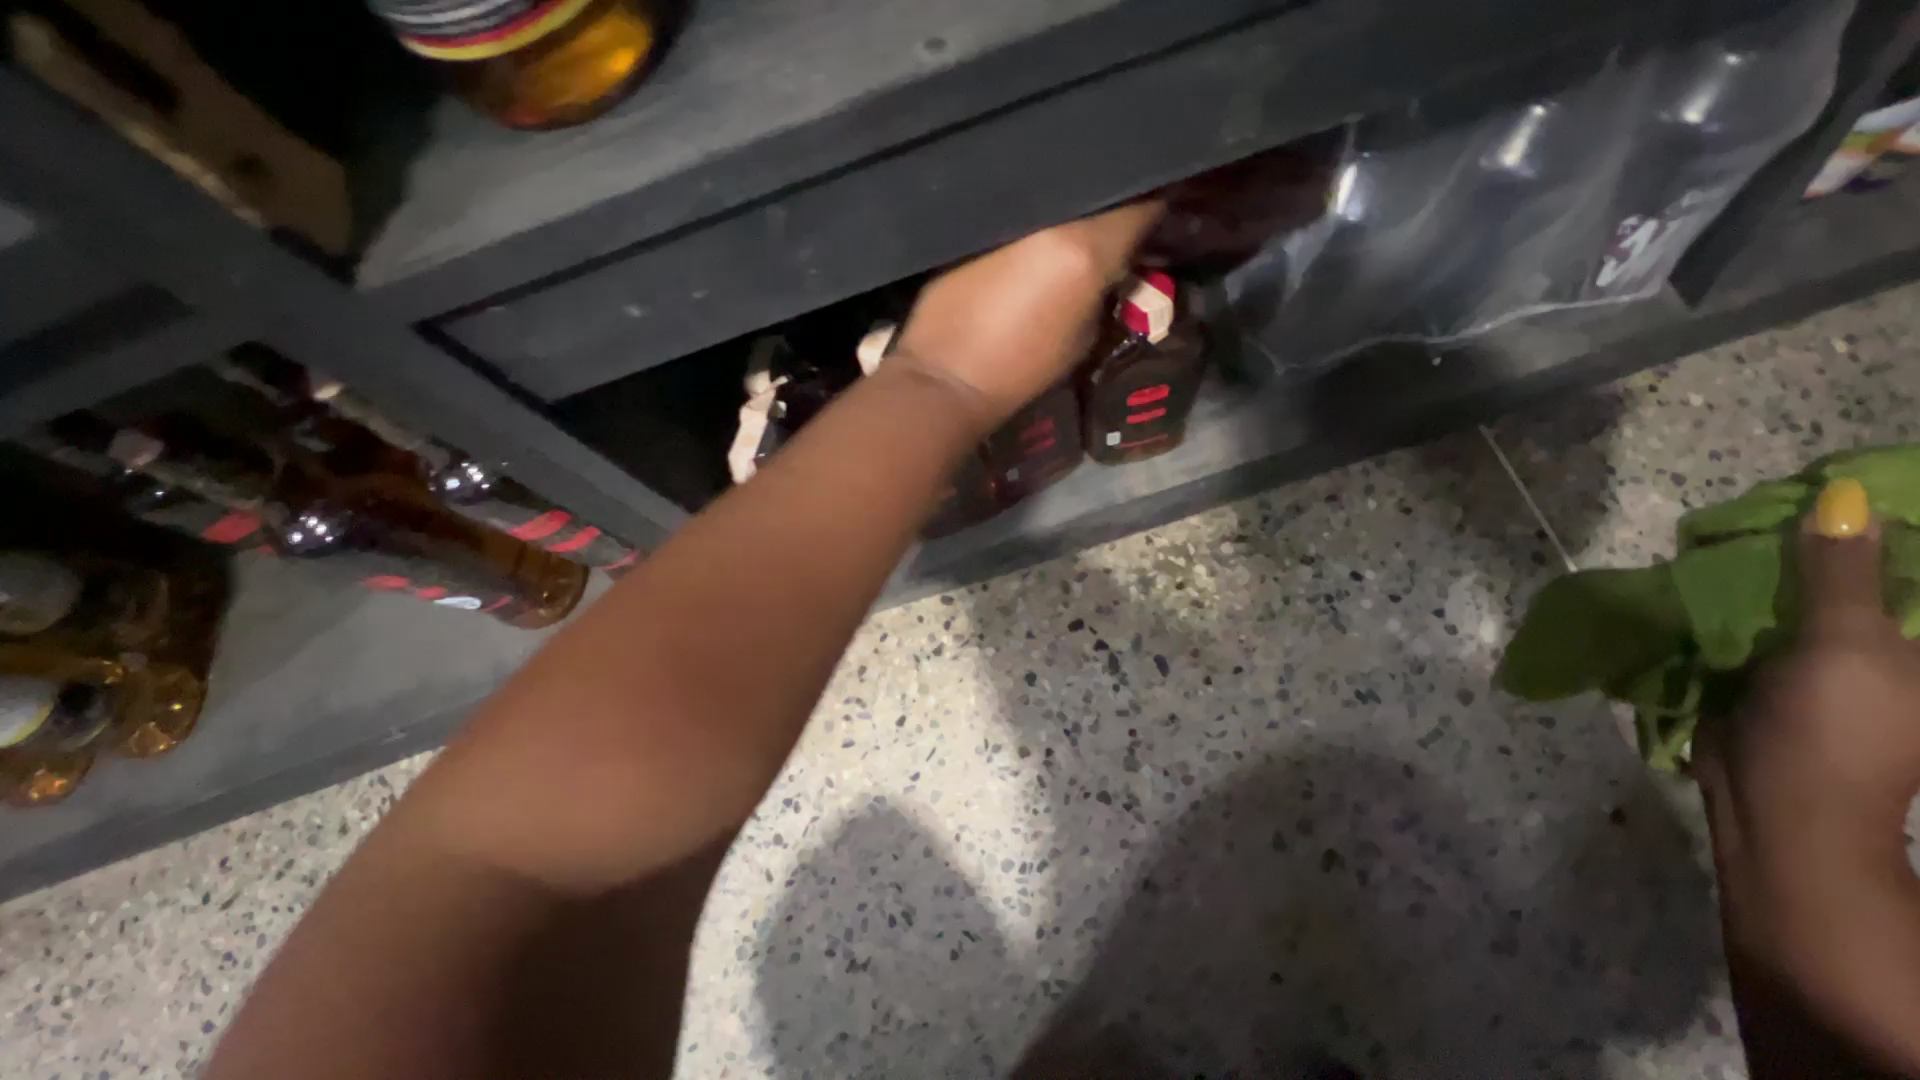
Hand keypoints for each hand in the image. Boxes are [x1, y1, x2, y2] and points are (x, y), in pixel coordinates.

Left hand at [893, 200, 1165, 433]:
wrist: (947, 376)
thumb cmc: (1022, 369)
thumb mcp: (1085, 333)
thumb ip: (1106, 288)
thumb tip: (1115, 264)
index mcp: (1086, 248)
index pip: (1141, 204)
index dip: (1158, 205)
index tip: (1165, 213)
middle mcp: (1050, 218)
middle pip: (1098, 188)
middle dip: (1115, 199)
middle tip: (1125, 215)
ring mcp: (1012, 213)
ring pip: (1058, 188)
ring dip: (1076, 202)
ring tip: (1084, 218)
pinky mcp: (979, 217)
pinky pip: (1022, 202)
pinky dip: (1038, 210)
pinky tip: (1042, 227)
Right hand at [1697, 477, 1919, 839]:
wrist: (1777, 803)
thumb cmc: (1837, 728)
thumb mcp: (1845, 642)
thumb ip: (1840, 571)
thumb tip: (1844, 496)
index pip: (1911, 564)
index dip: (1882, 526)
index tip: (1830, 492)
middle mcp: (1890, 645)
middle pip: (1859, 575)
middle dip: (1817, 542)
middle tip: (1770, 507)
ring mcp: (1831, 661)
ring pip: (1804, 597)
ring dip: (1769, 571)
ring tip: (1731, 537)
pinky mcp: (1779, 674)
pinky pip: (1764, 624)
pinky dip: (1741, 603)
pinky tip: (1711, 580)